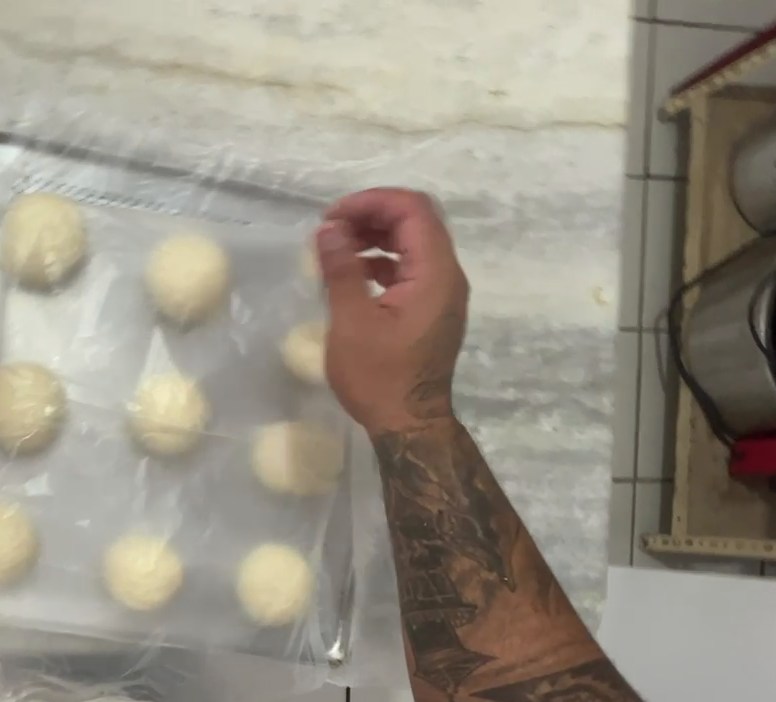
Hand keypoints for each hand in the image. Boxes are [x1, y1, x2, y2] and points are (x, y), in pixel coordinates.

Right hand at [315, 188, 469, 435]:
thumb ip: (341, 271)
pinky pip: (409, 270)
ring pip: (413, 245)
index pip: (412, 210)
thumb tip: (328, 230)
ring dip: (375, 238)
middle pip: (415, 222)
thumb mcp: (352, 323)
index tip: (331, 216)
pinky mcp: (430, 310)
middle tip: (329, 231)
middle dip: (371, 216)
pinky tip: (353, 275)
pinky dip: (381, 262)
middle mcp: (446, 275)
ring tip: (335, 250)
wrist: (407, 424)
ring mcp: (441, 294)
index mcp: (434, 273)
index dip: (371, 202)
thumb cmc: (378, 377)